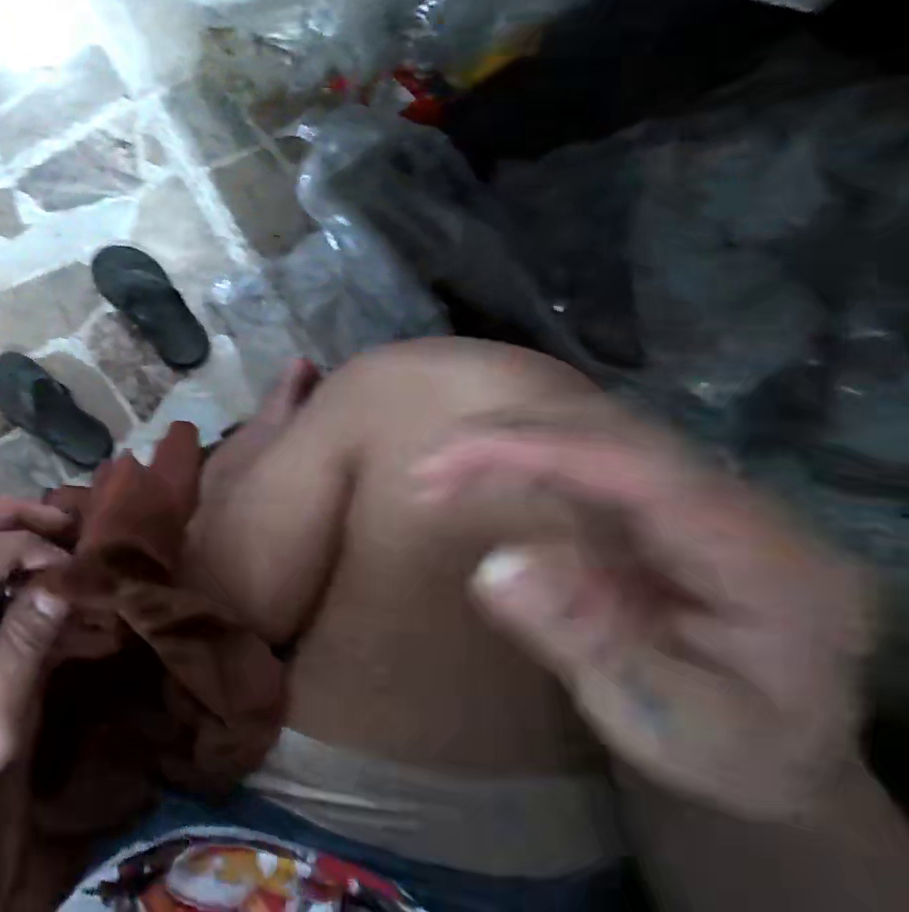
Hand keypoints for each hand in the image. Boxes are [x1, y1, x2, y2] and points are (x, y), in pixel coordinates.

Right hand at [416, 414, 871, 821]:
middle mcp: (743, 517)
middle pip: (622, 438)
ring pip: (600, 438)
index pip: (649, 474)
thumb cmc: (723, 748)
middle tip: (425, 471)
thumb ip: (587, 641)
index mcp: (770, 566)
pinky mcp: (656, 511)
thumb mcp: (662, 715)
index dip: (545, 450)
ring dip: (509, 444)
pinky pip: (584, 462)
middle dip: (515, 438)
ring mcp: (700, 508)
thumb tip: (492, 567)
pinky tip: (471, 483)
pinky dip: (517, 462)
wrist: (770, 757)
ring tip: (435, 478)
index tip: (449, 459)